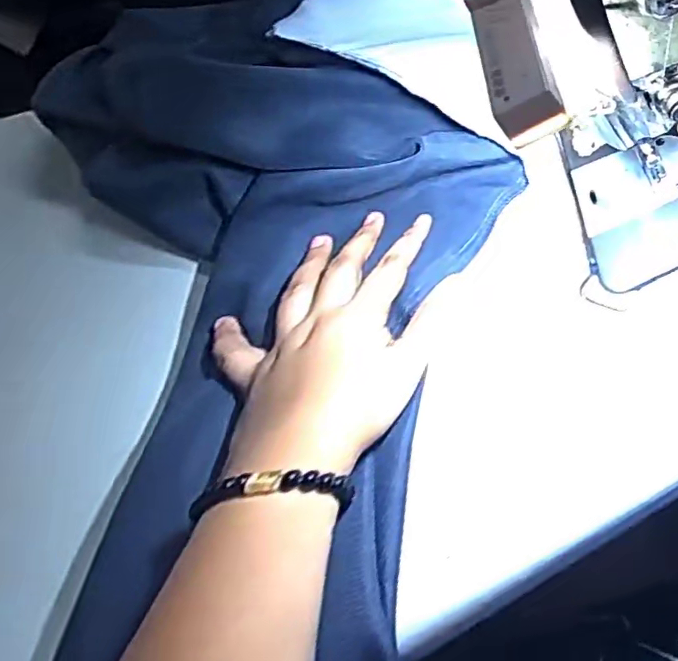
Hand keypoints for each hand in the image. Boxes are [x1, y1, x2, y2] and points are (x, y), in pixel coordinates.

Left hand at [213, 212, 440, 475]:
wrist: (296, 458)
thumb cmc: (362, 410)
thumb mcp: (409, 365)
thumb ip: (430, 320)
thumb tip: (454, 281)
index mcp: (357, 317)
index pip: (389, 271)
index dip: (407, 244)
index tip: (420, 220)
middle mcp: (318, 321)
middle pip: (340, 273)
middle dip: (359, 243)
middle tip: (370, 220)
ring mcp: (282, 346)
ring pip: (294, 295)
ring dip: (308, 266)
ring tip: (318, 243)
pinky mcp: (255, 374)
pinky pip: (237, 351)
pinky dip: (229, 335)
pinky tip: (224, 323)